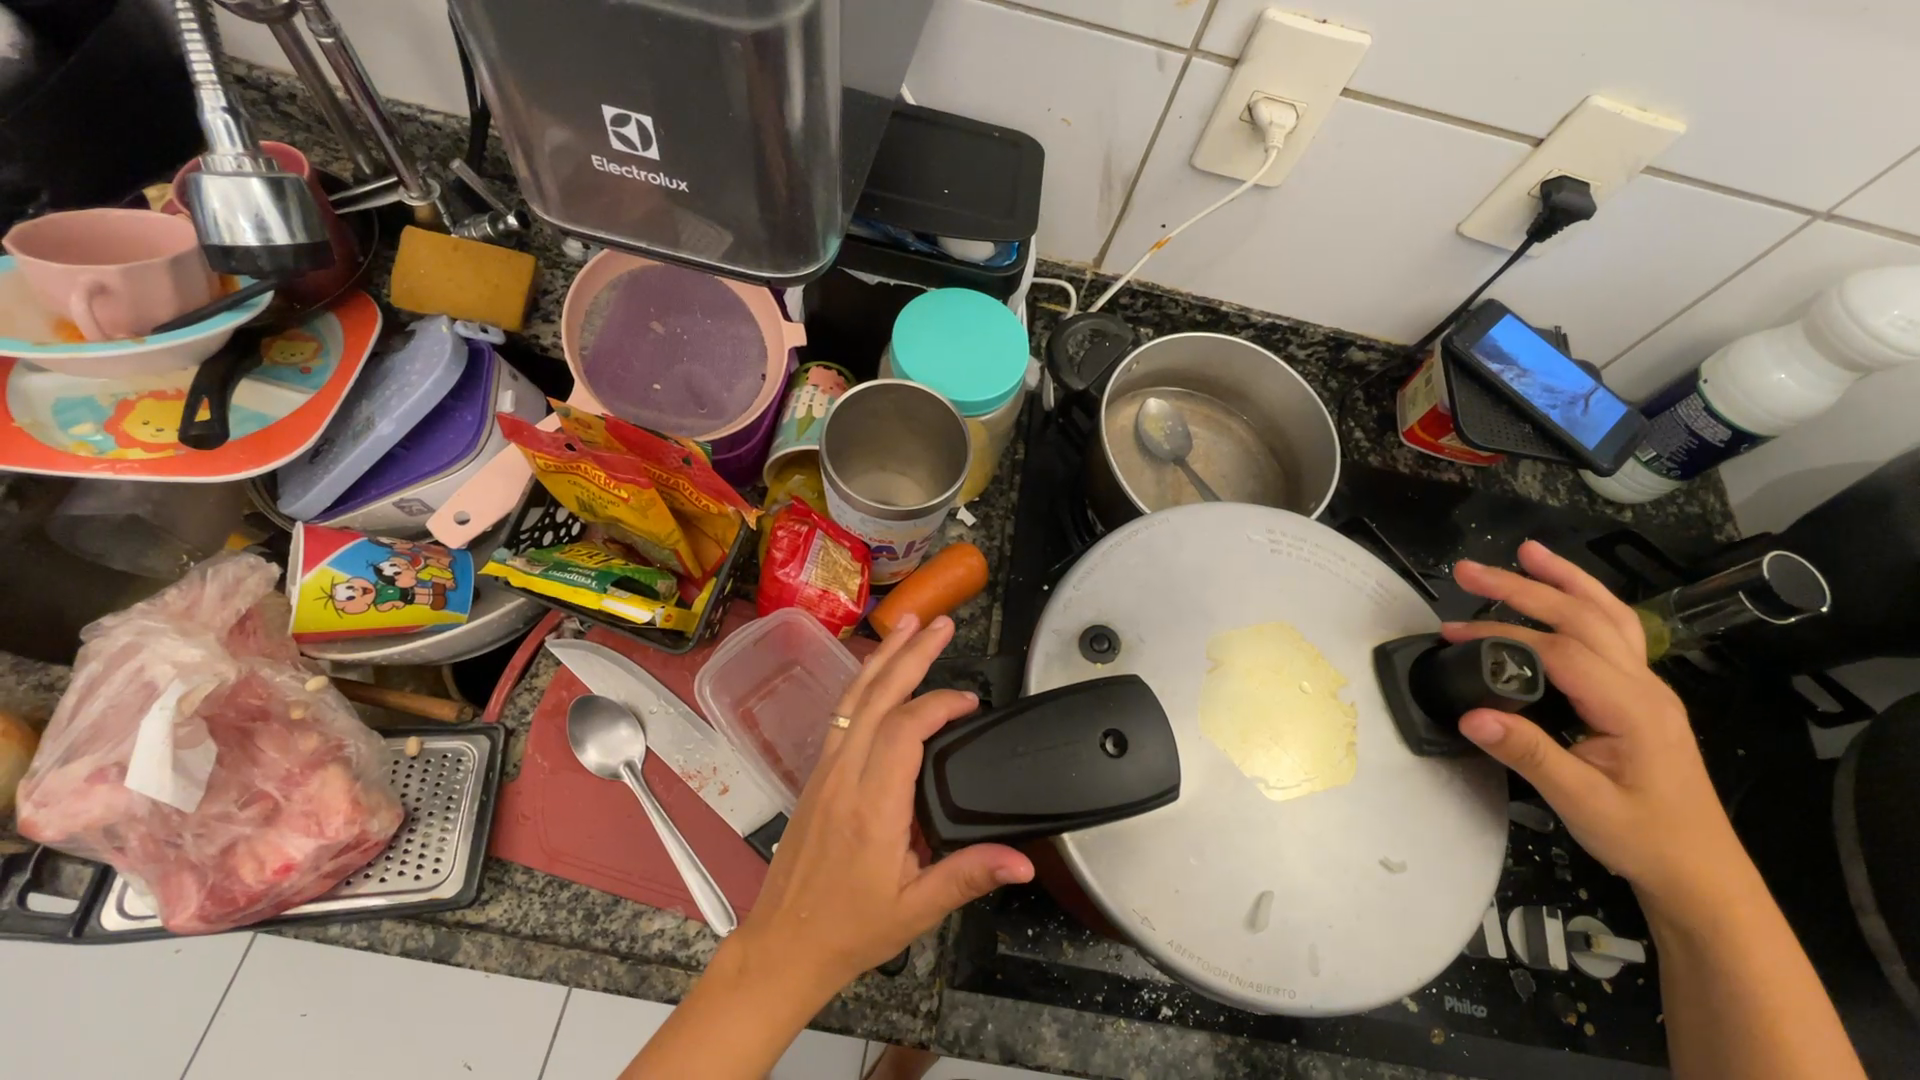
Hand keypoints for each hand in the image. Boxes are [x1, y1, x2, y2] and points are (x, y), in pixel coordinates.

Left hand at [729, 614, 1034, 994]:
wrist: (783, 945)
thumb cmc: (848, 929)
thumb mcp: (916, 909)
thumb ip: (968, 876)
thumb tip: (1023, 861)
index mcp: (871, 807)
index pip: (904, 730)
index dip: (939, 704)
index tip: (969, 702)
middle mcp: (843, 778)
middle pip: (875, 698)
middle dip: (910, 654)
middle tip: (939, 622)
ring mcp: (824, 773)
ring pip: (852, 699)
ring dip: (882, 658)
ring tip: (906, 624)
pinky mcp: (816, 777)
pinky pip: (841, 716)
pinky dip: (862, 684)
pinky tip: (877, 674)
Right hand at [1445, 541, 1743, 908]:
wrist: (1700, 872)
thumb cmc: (1643, 838)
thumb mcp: (1579, 803)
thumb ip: (1527, 754)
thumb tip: (1470, 716)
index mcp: (1632, 708)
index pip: (1560, 652)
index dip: (1503, 637)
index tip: (1452, 637)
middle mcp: (1644, 686)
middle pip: (1583, 618)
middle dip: (1525, 587)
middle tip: (1468, 571)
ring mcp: (1647, 688)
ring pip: (1608, 616)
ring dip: (1566, 580)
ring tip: (1527, 553)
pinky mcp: (1639, 697)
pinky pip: (1614, 633)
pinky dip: (1586, 602)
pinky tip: (1566, 594)